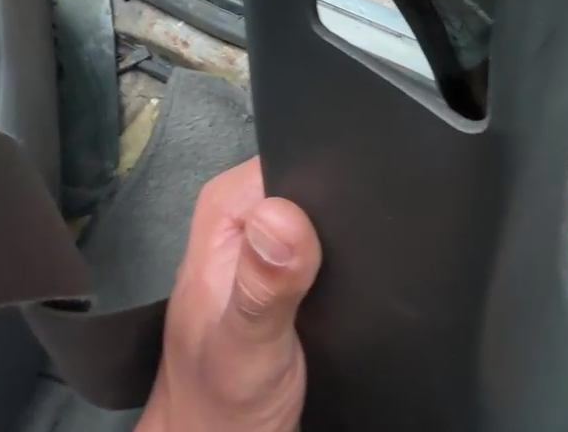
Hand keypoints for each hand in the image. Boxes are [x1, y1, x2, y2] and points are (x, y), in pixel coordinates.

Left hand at [137, 157, 322, 431]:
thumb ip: (262, 284)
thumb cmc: (222, 405)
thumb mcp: (246, 347)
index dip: (325, 185)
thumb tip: (282, 216)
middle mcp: (242, 216)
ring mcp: (263, 240)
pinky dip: (343, 254)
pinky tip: (343, 280)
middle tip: (340, 264)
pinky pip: (326, 234)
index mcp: (224, 214)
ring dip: (344, 236)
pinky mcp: (283, 264)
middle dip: (340, 213)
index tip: (342, 225)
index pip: (289, 161)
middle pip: (312, 178)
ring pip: (323, 206)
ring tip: (342, 276)